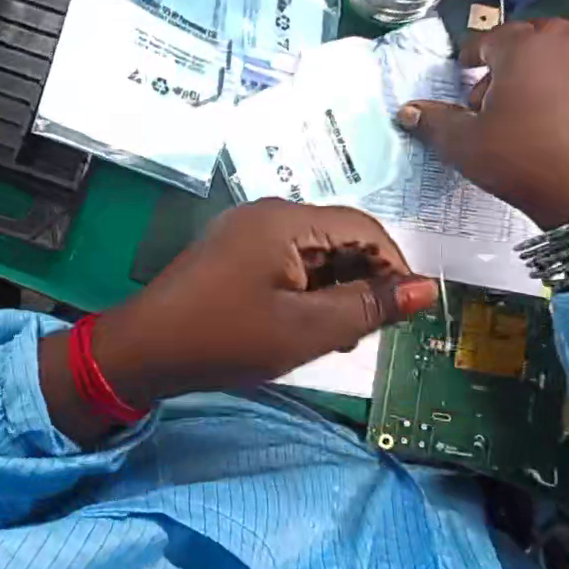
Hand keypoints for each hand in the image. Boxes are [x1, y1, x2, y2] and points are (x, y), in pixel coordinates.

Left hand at [41, 199, 438, 442]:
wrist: (140, 353)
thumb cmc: (223, 339)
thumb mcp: (305, 329)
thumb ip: (368, 307)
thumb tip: (427, 289)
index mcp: (284, 219)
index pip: (363, 227)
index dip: (394, 266)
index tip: (406, 310)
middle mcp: (263, 216)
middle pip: (334, 239)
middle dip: (359, 282)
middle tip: (362, 331)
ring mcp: (240, 235)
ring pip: (307, 257)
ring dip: (329, 293)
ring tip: (332, 336)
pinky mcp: (226, 258)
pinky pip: (279, 267)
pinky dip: (299, 295)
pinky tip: (298, 327)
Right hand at [395, 19, 568, 229]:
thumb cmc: (523, 162)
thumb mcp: (465, 146)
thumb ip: (435, 122)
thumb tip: (407, 111)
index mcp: (524, 50)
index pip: (491, 37)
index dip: (471, 53)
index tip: (462, 69)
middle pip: (535, 39)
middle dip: (512, 59)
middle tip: (496, 94)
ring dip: (549, 73)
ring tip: (536, 112)